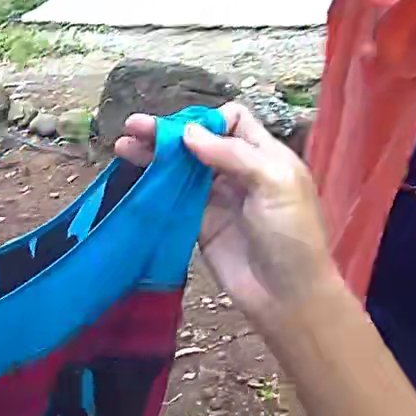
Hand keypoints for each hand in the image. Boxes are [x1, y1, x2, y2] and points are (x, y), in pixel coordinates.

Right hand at [115, 103, 340, 332]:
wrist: (286, 295)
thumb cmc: (291, 235)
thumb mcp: (275, 183)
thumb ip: (233, 154)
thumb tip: (188, 132)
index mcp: (265, 155)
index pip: (232, 121)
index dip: (206, 120)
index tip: (182, 132)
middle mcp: (238, 172)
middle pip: (198, 142)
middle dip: (167, 132)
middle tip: (135, 127)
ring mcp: (216, 198)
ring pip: (181, 167)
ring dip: (154, 155)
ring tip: (123, 145)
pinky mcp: (199, 223)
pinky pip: (173, 197)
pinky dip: (154, 185)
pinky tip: (136, 177)